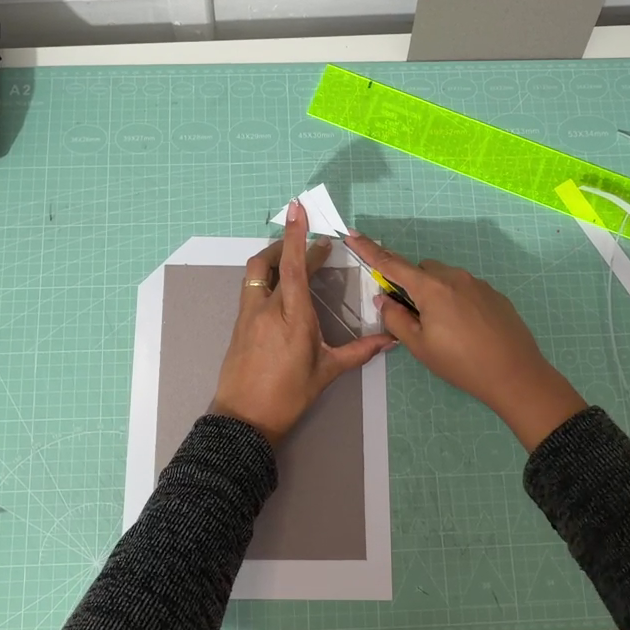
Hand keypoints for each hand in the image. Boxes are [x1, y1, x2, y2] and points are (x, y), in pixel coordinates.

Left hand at [210, 202, 397, 445]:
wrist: (243, 419)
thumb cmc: (288, 397)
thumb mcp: (326, 373)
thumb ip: (358, 352)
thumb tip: (390, 341)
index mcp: (292, 317)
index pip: (294, 267)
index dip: (296, 236)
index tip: (298, 210)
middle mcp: (267, 308)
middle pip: (272, 262)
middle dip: (290, 245)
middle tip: (313, 242)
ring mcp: (248, 314)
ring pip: (257, 272)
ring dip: (274, 257)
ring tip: (294, 257)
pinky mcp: (239, 323)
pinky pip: (252, 288)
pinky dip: (266, 276)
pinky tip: (280, 286)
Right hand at [345, 232, 586, 450]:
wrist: (516, 374)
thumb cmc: (461, 363)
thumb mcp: (420, 346)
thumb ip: (396, 319)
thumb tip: (384, 299)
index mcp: (430, 288)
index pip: (391, 263)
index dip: (370, 250)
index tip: (352, 234)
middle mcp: (454, 277)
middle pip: (421, 269)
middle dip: (411, 284)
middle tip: (413, 316)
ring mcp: (477, 284)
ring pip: (444, 279)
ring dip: (435, 293)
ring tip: (444, 329)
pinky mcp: (494, 295)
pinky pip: (465, 289)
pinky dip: (456, 301)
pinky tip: (466, 330)